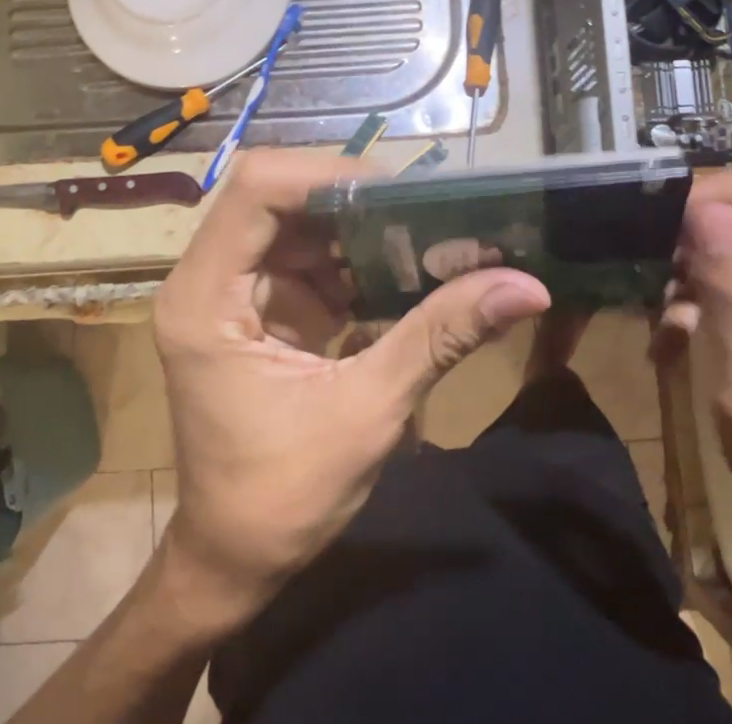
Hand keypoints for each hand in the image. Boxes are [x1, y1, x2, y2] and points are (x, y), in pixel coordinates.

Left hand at [152, 151, 551, 621]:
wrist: (236, 556)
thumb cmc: (283, 496)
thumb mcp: (368, 411)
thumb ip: (439, 336)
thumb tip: (526, 284)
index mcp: (206, 300)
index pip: (255, 191)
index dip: (328, 175)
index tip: (404, 196)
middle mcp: (206, 283)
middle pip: (277, 201)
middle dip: (355, 202)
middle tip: (431, 215)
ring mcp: (229, 296)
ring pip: (296, 227)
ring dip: (360, 232)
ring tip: (431, 238)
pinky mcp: (255, 313)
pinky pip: (306, 263)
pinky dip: (354, 264)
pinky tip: (405, 275)